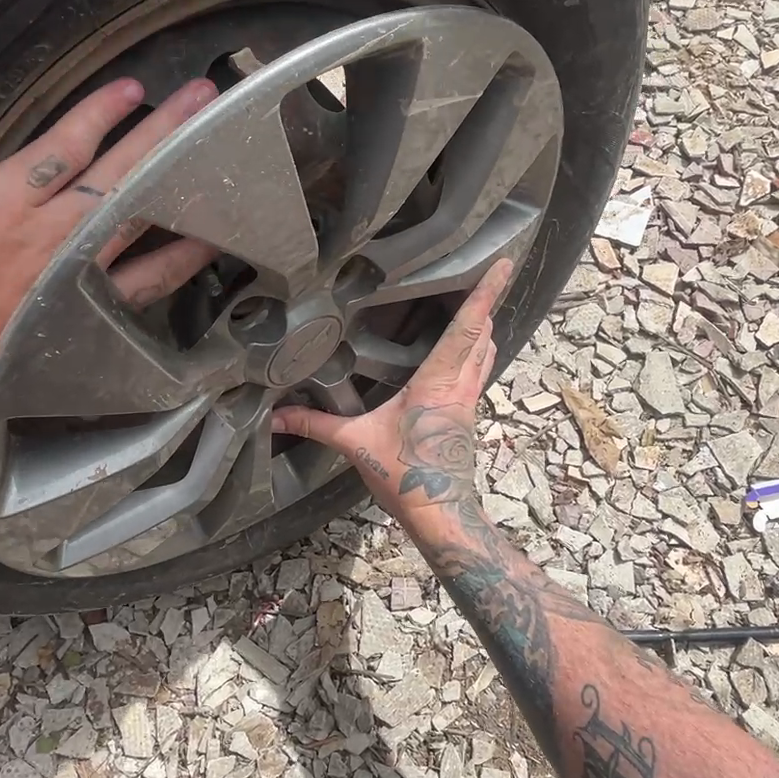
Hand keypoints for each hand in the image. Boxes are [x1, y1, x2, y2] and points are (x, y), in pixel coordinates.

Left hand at [0, 77, 219, 426]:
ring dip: (160, 130)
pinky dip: (97, 115)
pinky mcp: (5, 194)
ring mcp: (48, 224)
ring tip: (196, 96)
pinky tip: (127, 91)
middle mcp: (82, 263)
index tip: (217, 235)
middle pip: (149, 209)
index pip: (154, 276)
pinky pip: (63, 145)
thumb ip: (52, 333)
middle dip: (190, 173)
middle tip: (227, 138)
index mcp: (86, 308)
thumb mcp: (22, 367)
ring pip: (119, 168)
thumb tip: (59, 321)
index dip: (190, 252)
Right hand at [271, 258, 512, 530]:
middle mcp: (459, 386)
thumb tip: (275, 417)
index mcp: (436, 382)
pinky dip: (478, 354)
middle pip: (482, 334)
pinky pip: (479, 374)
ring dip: (484, 328)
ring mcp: (468, 402)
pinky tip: (468, 354)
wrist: (441, 513)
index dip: (484, 294)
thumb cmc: (405, 476)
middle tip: (487, 274)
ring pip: (485, 354)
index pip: (465, 328)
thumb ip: (316, 425)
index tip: (502, 265)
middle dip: (486, 303)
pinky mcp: (468, 418)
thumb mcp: (356, 445)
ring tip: (479, 306)